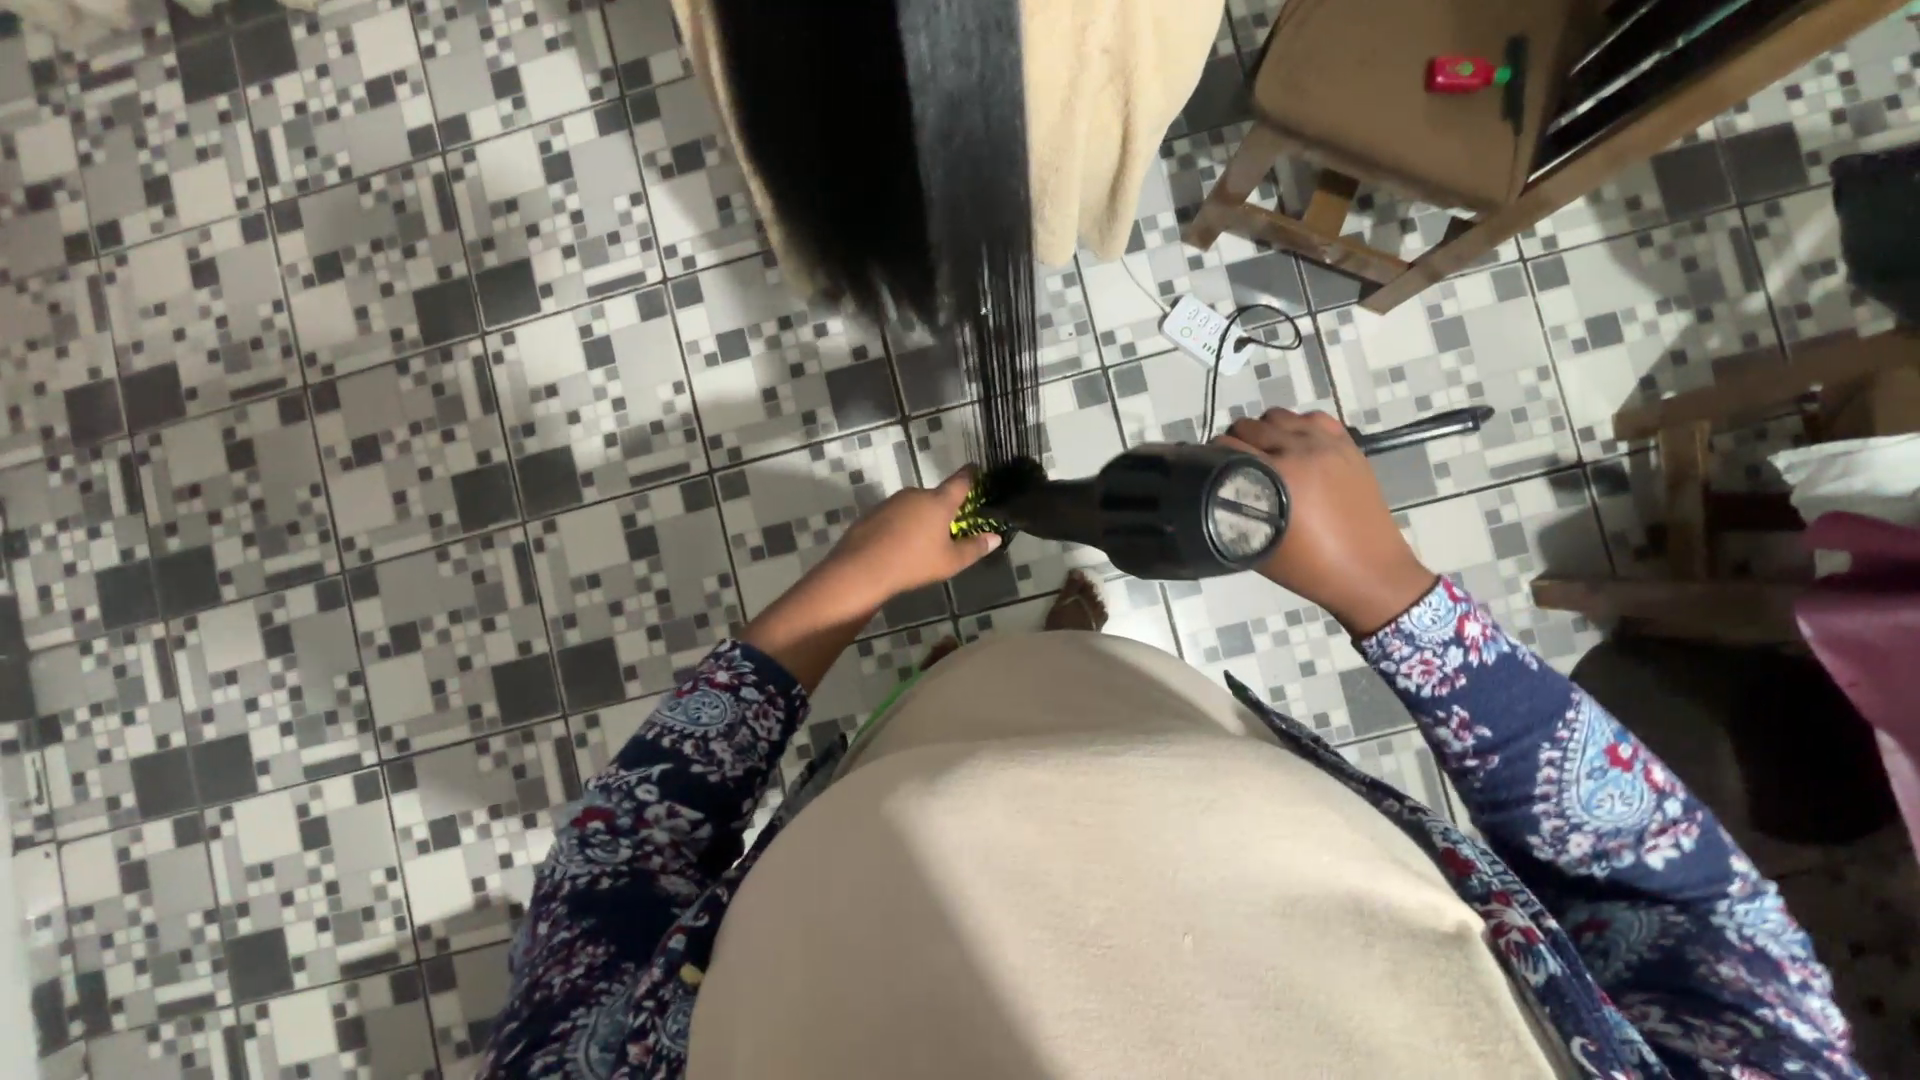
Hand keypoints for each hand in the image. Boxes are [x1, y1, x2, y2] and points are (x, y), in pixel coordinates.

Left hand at [818, 468, 1003, 605]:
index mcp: (938, 502)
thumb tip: (995, 538)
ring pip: (913, 507)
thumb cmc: (913, 563)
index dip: (970, 475)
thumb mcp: (950, 561)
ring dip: (919, 519)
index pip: (960, 481)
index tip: (975, 468)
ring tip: (919, 545)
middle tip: (946, 531)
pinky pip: (894, 516)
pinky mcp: (873, 513)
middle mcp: (915, 494)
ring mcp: (891, 502)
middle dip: (942, 510)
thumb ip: (974, 548)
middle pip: (935, 497)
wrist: (862, 568)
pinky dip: (900, 527)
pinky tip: (897, 547)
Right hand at [1215, 409, 1436, 635]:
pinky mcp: (1348, 446)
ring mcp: (1328, 444)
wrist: (1370, 572)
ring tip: (1263, 452)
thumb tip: (1215, 492)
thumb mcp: (1257, 546)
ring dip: (1264, 429)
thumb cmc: (1309, 568)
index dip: (1211, 454)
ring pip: (1280, 416)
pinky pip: (1314, 418)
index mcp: (1277, 475)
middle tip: (1232, 462)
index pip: (1228, 444)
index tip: (1207, 467)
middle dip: (1235, 440)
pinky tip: (1294, 445)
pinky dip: (1297, 425)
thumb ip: (1232, 514)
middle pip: (1251, 425)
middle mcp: (1300, 450)